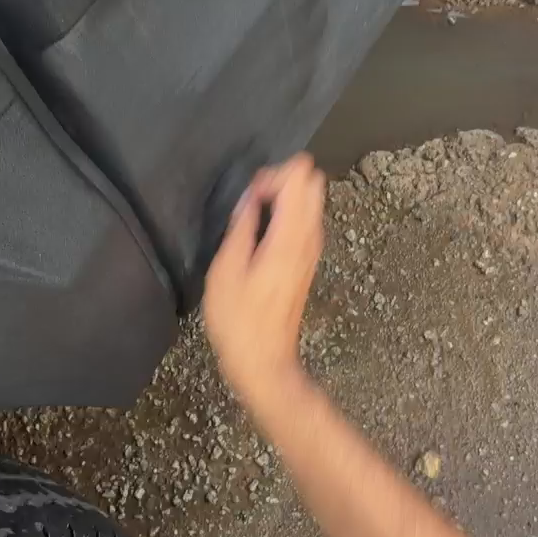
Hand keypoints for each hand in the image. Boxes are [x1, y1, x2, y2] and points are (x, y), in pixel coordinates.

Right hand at [202, 153, 325, 406]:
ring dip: (283, 198)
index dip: (270, 176)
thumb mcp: (225, 271)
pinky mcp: (308, 261)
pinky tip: (261, 235)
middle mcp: (309, 239)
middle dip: (281, 181)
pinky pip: (305, 220)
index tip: (247, 198)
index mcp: (289, 236)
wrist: (263, 360)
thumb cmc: (239, 321)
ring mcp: (312, 250)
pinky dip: (287, 215)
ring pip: (311, 199)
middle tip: (252, 203)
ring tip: (253, 218)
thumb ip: (240, 227)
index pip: (299, 176)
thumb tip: (248, 199)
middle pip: (312, 182)